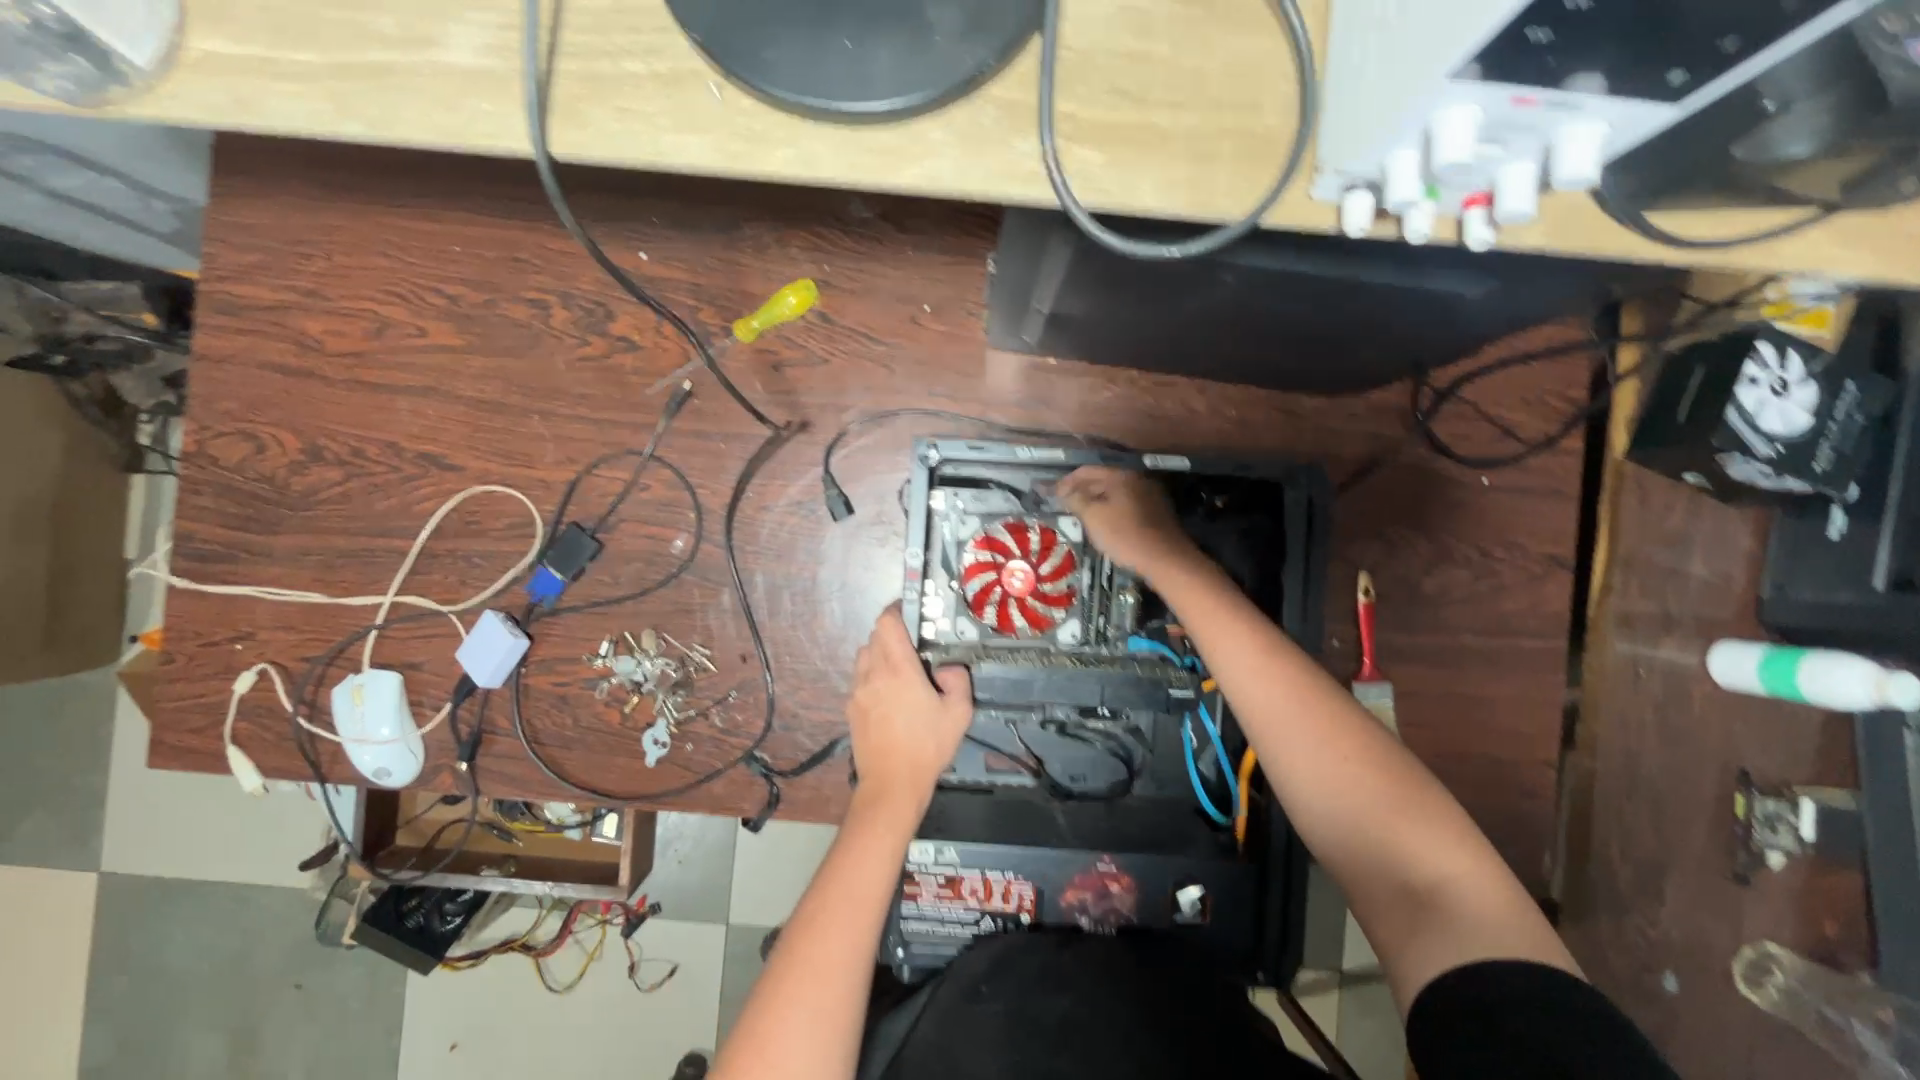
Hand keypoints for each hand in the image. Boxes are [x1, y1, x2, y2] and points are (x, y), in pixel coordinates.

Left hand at [846, 604, 972, 815]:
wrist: (892, 784)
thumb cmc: (927, 746)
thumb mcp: (959, 713)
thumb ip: (957, 681)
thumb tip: (947, 668)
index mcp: (898, 668)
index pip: (887, 622)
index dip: (897, 611)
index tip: (912, 614)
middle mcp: (872, 673)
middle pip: (874, 637)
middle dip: (892, 635)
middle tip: (914, 647)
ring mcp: (857, 691)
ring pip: (864, 657)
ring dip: (880, 655)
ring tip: (901, 672)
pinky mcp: (851, 708)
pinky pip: (860, 680)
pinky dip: (872, 677)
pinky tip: (889, 697)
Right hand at [1056, 466, 1200, 580]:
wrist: (1166, 558)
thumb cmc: (1125, 535)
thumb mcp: (1093, 517)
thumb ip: (1076, 500)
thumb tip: (1065, 491)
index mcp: (1120, 476)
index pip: (1087, 471)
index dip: (1067, 481)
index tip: (1053, 494)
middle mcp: (1137, 479)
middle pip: (1103, 479)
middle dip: (1082, 491)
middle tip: (1066, 505)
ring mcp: (1150, 495)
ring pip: (1116, 493)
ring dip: (1097, 501)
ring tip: (1083, 516)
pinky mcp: (1157, 512)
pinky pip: (1127, 505)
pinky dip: (1112, 510)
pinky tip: (1106, 524)